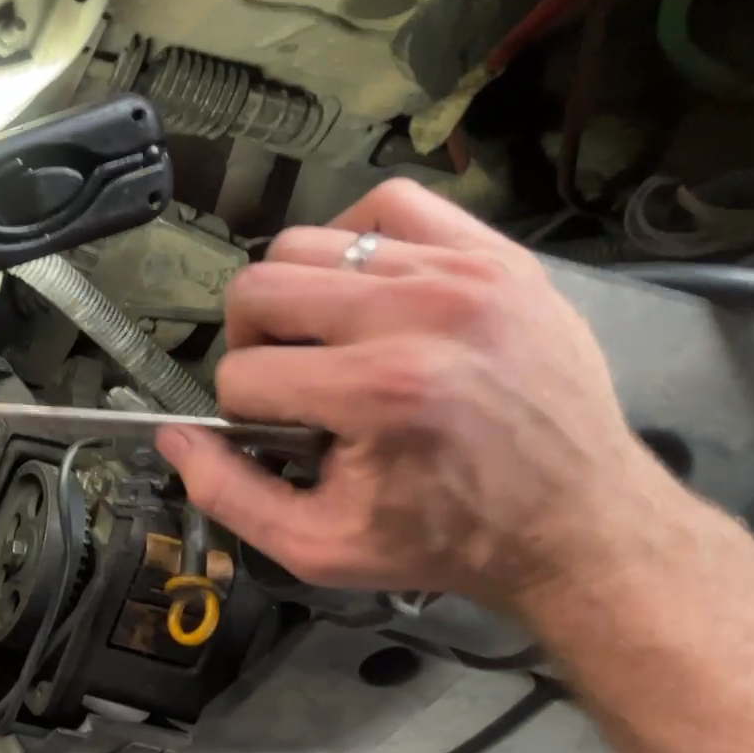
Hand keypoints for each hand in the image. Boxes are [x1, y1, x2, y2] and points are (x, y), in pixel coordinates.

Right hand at [155, 179, 679, 608]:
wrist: (581, 525)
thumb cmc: (444, 540)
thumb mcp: (316, 546)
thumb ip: (225, 493)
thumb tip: (172, 437)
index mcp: (376, 391)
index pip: (241, 372)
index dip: (243, 412)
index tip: (283, 438)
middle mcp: (416, 315)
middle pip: (256, 291)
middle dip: (251, 343)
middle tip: (290, 381)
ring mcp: (462, 274)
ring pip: (304, 245)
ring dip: (292, 297)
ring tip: (325, 339)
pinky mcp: (496, 256)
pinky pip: (388, 206)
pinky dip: (353, 242)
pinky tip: (363, 289)